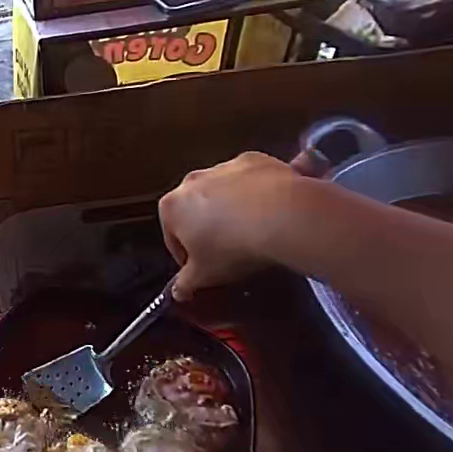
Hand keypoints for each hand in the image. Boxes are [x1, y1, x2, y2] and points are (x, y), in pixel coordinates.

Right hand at [158, 152, 303, 299]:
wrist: (280, 216)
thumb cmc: (232, 246)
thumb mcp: (204, 276)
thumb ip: (186, 284)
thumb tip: (178, 291)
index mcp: (172, 207)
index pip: (171, 237)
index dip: (186, 257)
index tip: (201, 270)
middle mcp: (192, 181)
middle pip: (195, 210)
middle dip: (208, 228)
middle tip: (228, 253)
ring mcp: (223, 167)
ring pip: (223, 192)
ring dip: (232, 209)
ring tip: (253, 234)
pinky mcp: (254, 160)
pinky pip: (251, 180)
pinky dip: (257, 193)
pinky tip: (271, 213)